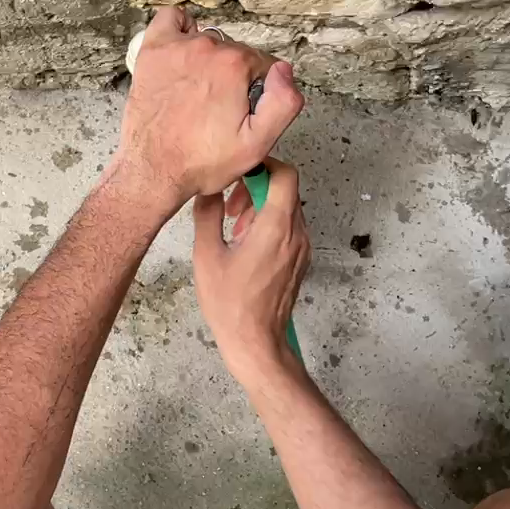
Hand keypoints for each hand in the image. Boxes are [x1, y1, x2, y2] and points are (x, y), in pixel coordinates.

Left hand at [108, 7, 303, 211]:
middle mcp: (207, 49)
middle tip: (219, 111)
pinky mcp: (153, 53)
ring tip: (198, 95)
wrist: (154, 171)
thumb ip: (284, 103)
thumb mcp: (257, 144)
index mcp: (235, 66)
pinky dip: (180, 31)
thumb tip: (284, 71)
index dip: (258, 92)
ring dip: (209, 62)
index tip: (243, 112)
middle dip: (234, 79)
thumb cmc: (200, 161)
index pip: (263, 66)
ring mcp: (177, 48)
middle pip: (236, 54)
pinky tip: (183, 53)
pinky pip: (171, 20)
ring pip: (208, 42)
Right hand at [192, 158, 310, 382]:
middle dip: (255, 190)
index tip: (239, 174)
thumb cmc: (230, 304)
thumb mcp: (207, 255)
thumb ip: (207, 215)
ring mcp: (302, 249)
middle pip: (285, 191)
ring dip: (260, 209)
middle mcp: (297, 234)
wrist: (256, 342)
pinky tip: (245, 247)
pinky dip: (269, 227)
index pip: (285, 174)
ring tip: (234, 230)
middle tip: (229, 208)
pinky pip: (289, 230)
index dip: (263, 165)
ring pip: (287, 210)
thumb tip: (207, 190)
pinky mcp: (300, 262)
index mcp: (276, 227)